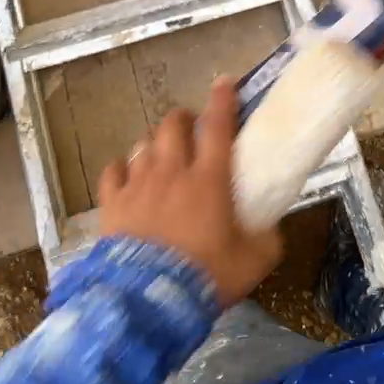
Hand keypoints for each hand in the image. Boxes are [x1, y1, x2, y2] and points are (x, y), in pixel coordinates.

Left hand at [98, 77, 282, 308]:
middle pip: (173, 125)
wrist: (150, 301)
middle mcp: (173, 172)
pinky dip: (121, 168)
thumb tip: (271, 228)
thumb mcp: (254, 261)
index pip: (218, 126)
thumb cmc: (206, 276)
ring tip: (161, 152)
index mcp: (210, 179)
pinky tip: (126, 174)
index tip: (224, 82)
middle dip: (183, 118)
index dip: (222, 100)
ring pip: (143, 144)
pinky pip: (112, 171)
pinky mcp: (112, 204)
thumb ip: (266, 238)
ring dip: (155, 143)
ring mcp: (138, 185)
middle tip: (192, 127)